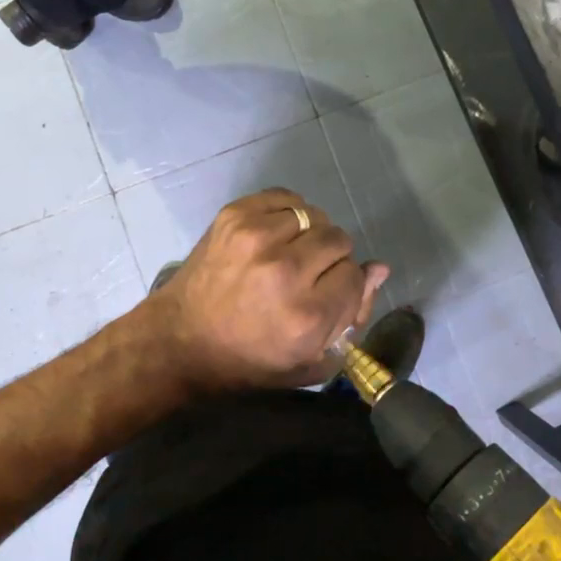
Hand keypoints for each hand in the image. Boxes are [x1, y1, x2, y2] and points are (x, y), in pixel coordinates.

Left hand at [146, 189, 389, 392]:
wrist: (181, 340)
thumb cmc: (249, 362)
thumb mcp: (310, 362)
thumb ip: (353, 317)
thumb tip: (379, 268)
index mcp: (306, 315)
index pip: (354, 276)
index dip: (345, 286)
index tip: (325, 296)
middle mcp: (284, 271)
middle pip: (338, 240)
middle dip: (331, 258)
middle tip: (308, 275)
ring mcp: (256, 238)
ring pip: (314, 216)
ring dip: (310, 234)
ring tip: (292, 253)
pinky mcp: (234, 215)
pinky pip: (285, 198)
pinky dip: (289, 213)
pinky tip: (278, 233)